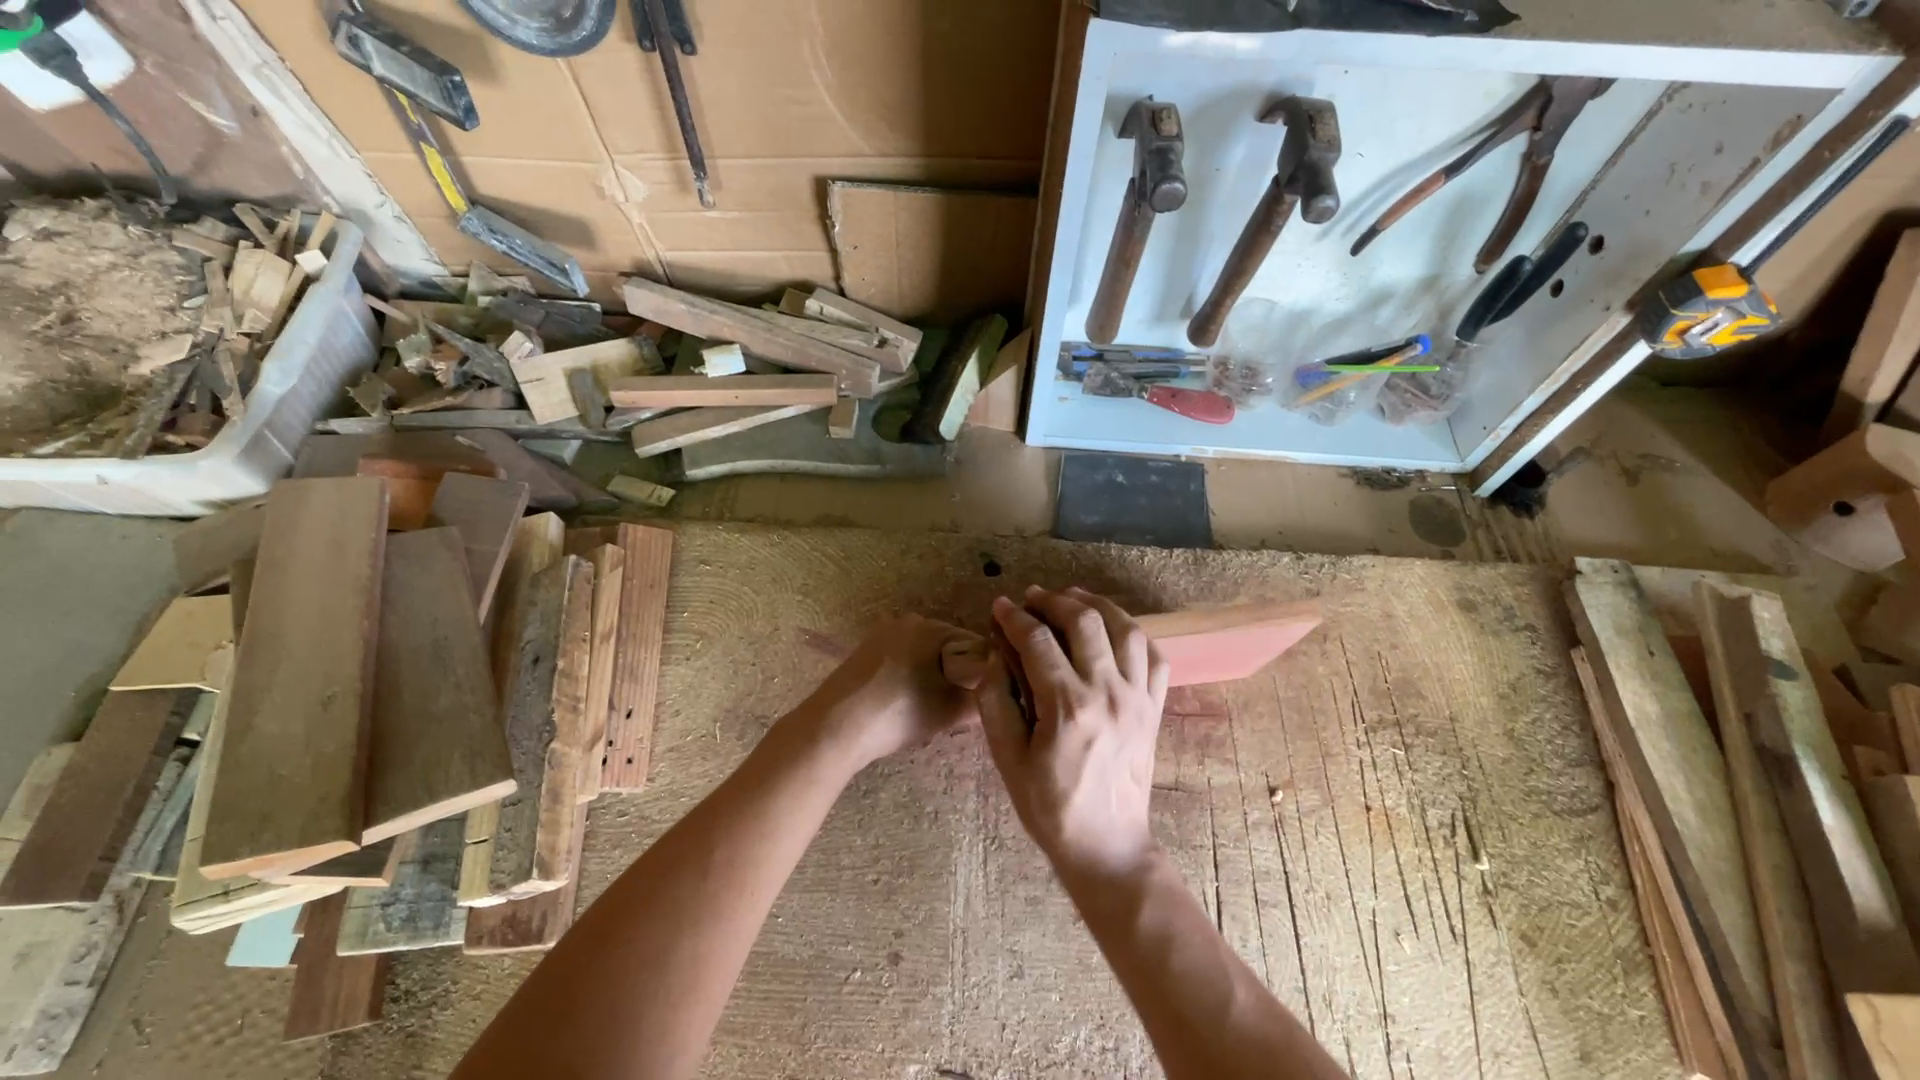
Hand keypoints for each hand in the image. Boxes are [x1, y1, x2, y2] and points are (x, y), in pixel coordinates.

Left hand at [794, 614, 982, 766]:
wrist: (835, 728)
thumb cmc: (898, 713)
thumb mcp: (950, 711)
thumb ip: (982, 701)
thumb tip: (998, 696)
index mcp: (930, 626)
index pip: (975, 645)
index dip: (987, 673)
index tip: (990, 698)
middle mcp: (906, 621)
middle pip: (949, 649)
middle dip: (959, 675)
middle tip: (964, 708)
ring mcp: (881, 635)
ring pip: (924, 657)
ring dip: (935, 679)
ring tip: (935, 710)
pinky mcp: (864, 653)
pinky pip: (902, 662)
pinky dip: (912, 680)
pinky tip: (908, 705)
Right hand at [975, 586, 1168, 881]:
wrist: (1107, 845)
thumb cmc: (1050, 806)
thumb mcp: (1008, 759)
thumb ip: (995, 701)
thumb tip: (992, 655)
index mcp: (1067, 706)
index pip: (1037, 641)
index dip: (1014, 617)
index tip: (999, 606)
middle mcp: (1108, 692)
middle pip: (1085, 621)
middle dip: (1054, 601)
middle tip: (1032, 598)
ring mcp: (1138, 698)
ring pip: (1126, 629)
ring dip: (1097, 606)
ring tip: (1071, 600)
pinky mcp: (1155, 708)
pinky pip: (1154, 656)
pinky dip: (1133, 634)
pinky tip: (1113, 631)